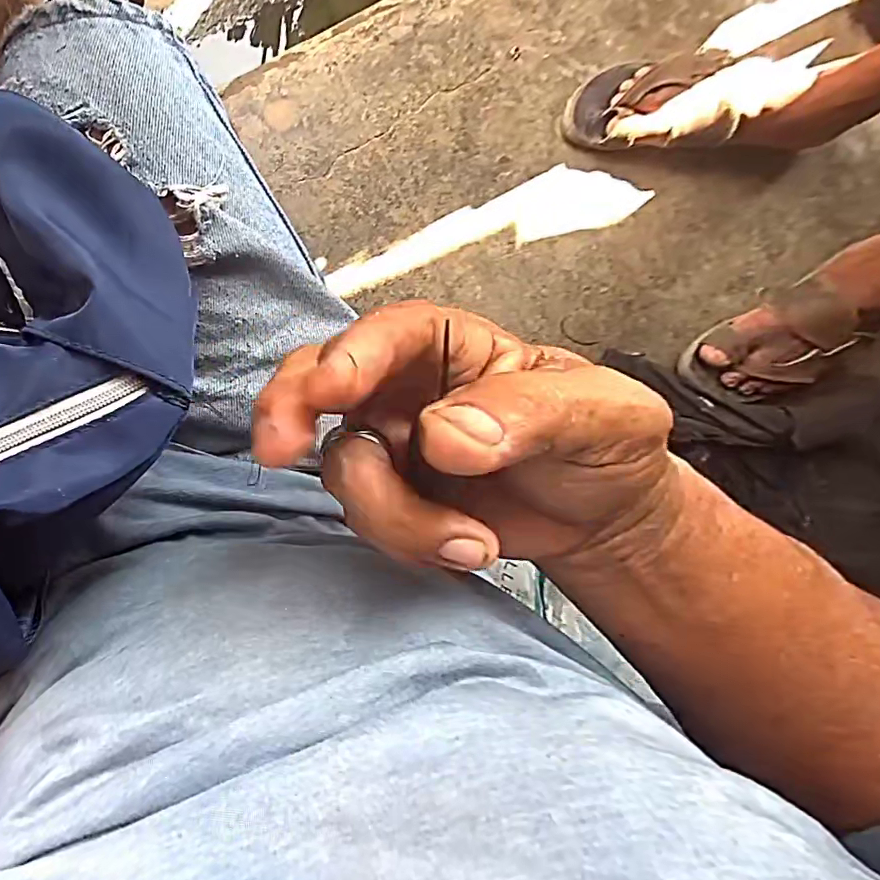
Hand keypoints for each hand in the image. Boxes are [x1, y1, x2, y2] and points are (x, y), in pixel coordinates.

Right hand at [253, 301, 682, 570]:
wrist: (599, 514)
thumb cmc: (599, 442)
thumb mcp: (601, 412)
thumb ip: (528, 410)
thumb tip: (442, 436)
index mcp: (442, 342)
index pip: (384, 334)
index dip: (348, 357)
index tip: (329, 390)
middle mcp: (395, 384)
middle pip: (312, 378)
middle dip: (287, 408)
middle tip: (278, 449)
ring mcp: (379, 438)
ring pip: (338, 465)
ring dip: (393, 512)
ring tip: (474, 540)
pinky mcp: (380, 490)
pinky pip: (360, 514)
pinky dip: (406, 539)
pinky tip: (464, 545)